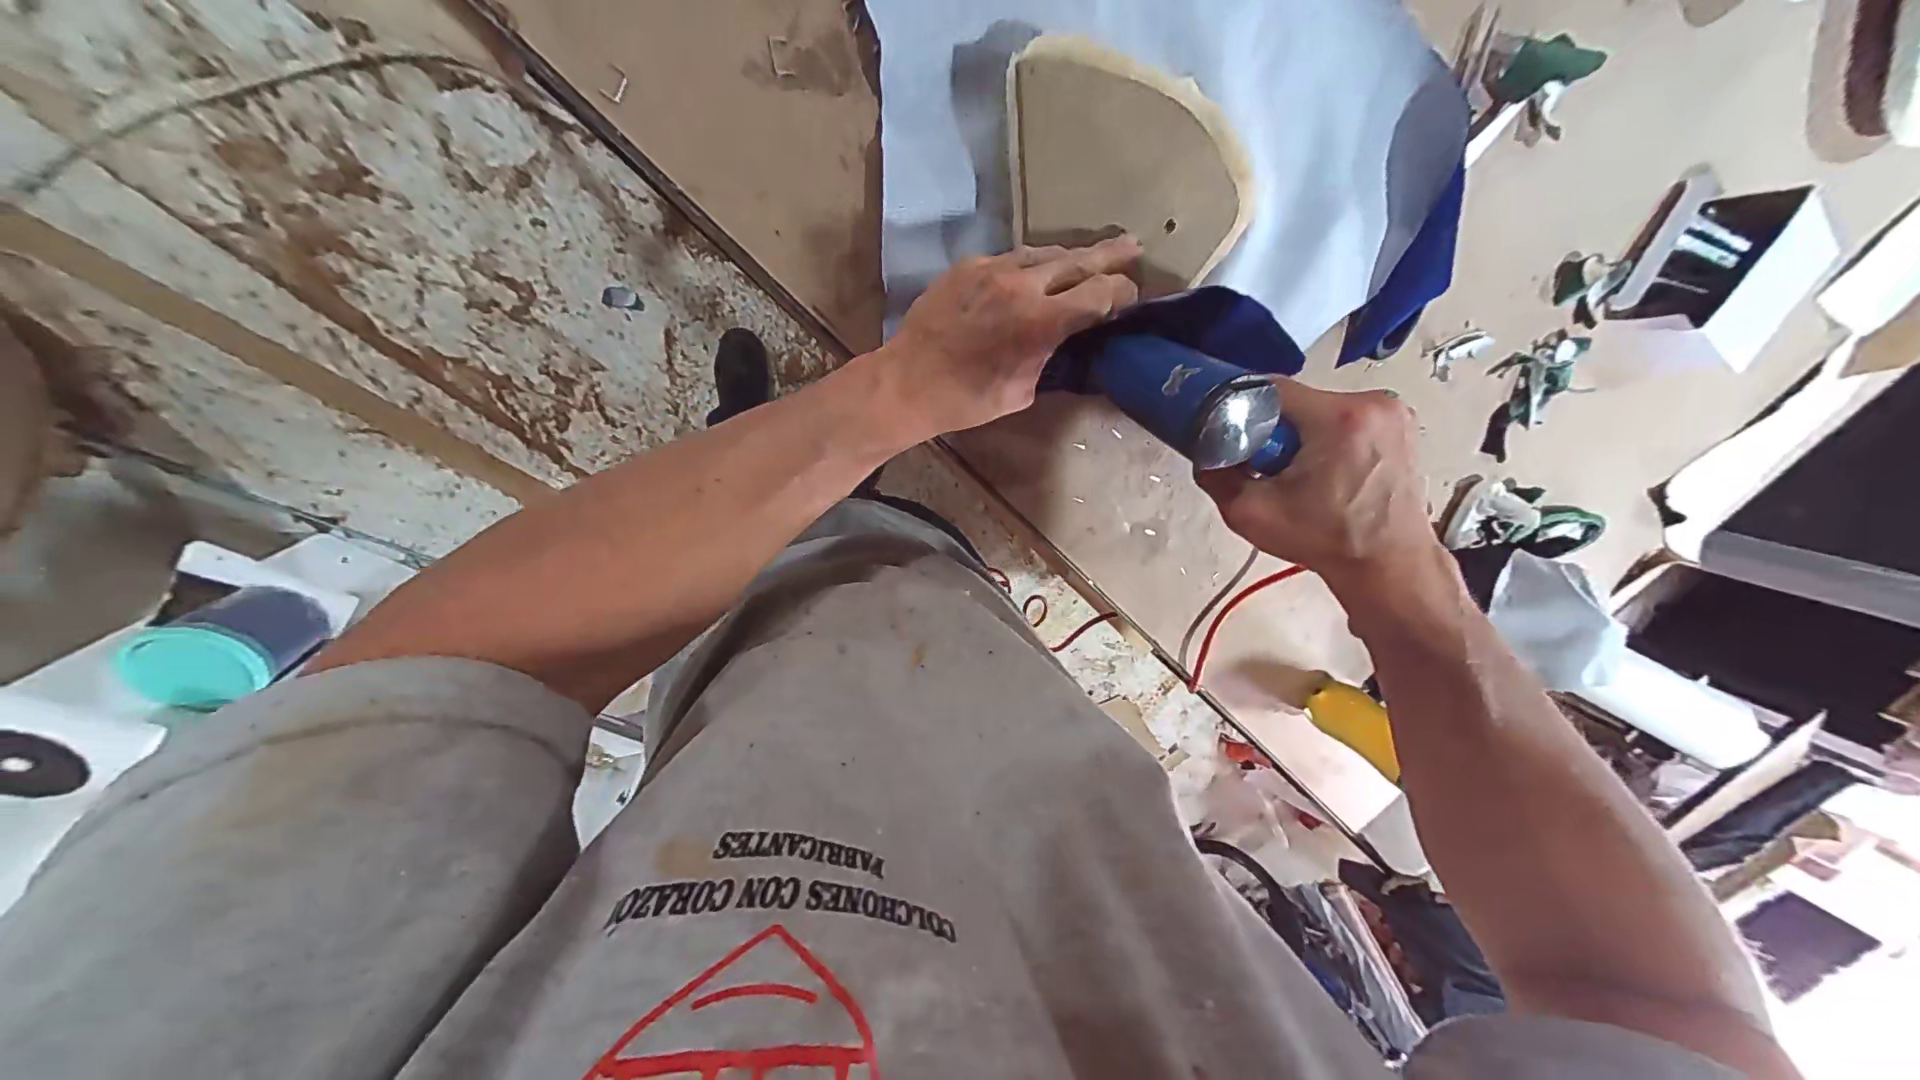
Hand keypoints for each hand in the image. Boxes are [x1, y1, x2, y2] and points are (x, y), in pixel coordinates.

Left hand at [877, 237, 1141, 437]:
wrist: (907, 382)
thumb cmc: (966, 399)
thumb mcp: (1021, 391)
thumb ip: (1051, 358)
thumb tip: (1069, 344)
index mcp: (1040, 323)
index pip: (1099, 294)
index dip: (1123, 293)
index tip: (1131, 297)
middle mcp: (1022, 285)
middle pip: (1079, 261)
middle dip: (1111, 255)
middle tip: (1133, 247)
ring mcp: (992, 269)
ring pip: (1045, 253)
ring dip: (1071, 257)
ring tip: (1089, 257)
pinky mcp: (969, 266)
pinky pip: (1012, 258)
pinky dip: (1032, 264)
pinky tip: (1038, 271)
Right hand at [1195, 380, 1442, 588]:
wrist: (1387, 564)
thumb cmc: (1329, 540)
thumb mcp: (1251, 513)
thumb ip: (1216, 478)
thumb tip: (1205, 455)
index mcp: (1341, 419)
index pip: (1272, 389)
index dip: (1243, 410)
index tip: (1234, 438)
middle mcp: (1374, 404)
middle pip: (1297, 400)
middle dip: (1273, 429)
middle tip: (1267, 467)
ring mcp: (1392, 412)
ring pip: (1319, 409)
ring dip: (1299, 434)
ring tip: (1297, 473)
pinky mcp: (1399, 425)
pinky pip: (1344, 418)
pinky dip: (1325, 438)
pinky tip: (1322, 471)